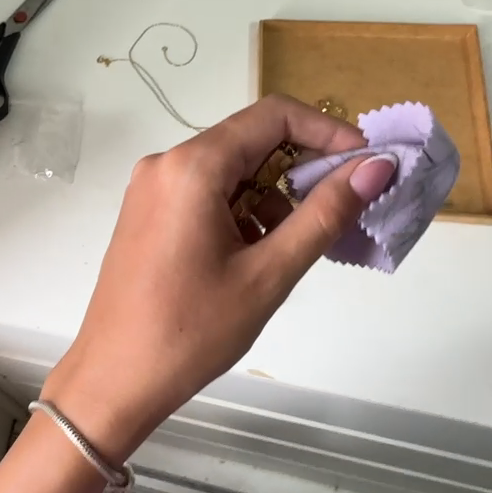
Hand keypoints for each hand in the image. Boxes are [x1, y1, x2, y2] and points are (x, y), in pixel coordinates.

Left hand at [39, 96, 397, 462]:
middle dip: (301, 169)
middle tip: (340, 212)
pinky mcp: (145, 213)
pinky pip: (203, 192)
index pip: (272, 115)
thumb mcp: (268, 273)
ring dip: (270, 197)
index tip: (365, 166)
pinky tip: (253, 256)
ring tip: (290, 250)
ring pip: (228, 170)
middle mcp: (165, 163)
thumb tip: (377, 166)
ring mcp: (150, 188)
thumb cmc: (191, 331)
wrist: (114, 377)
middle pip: (249, 140)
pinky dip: (239, 211)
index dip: (327, 131)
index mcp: (191, 166)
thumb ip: (324, 214)